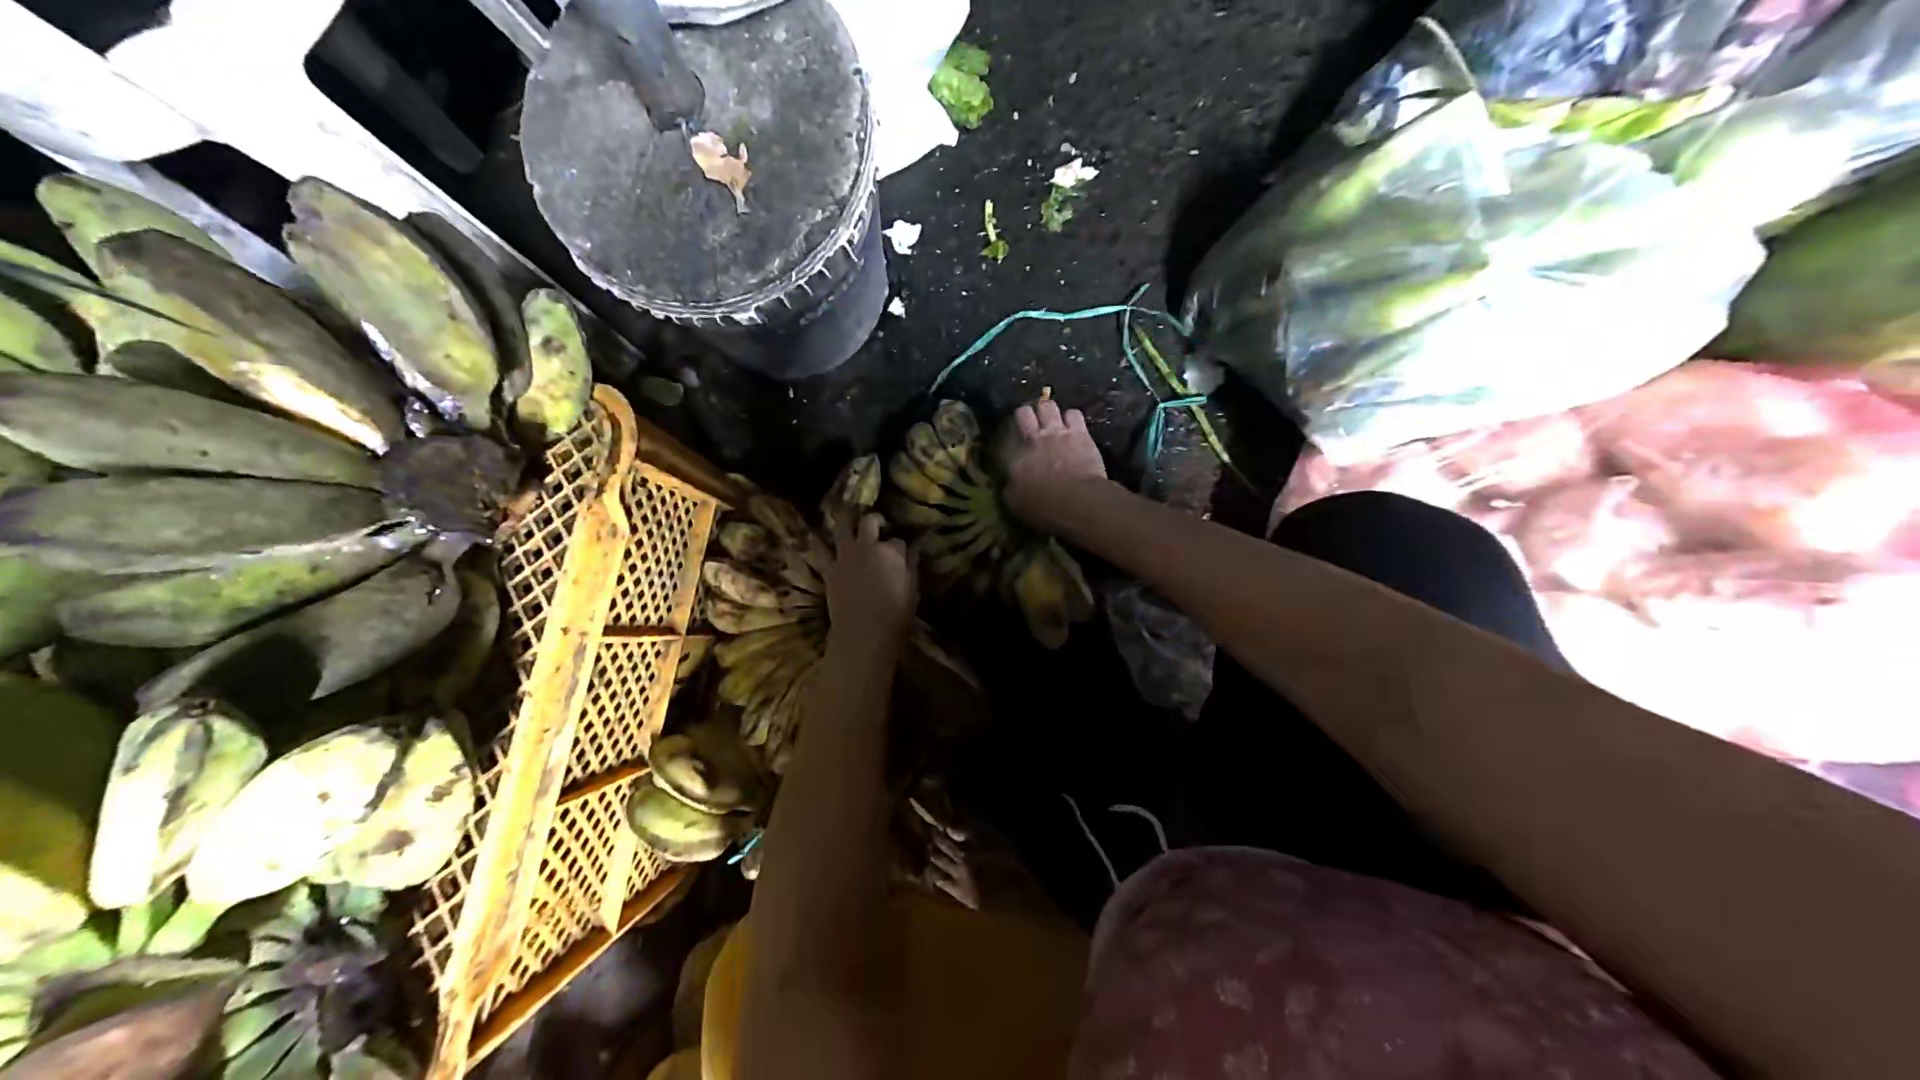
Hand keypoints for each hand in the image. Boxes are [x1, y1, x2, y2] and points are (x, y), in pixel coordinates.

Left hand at [824, 513, 916, 645]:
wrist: (864, 633)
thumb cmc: (896, 616)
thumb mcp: (913, 590)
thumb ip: (912, 567)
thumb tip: (914, 551)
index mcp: (892, 552)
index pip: (898, 540)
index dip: (899, 546)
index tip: (900, 553)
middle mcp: (868, 547)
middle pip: (869, 522)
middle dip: (874, 520)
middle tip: (876, 523)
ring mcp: (846, 555)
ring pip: (842, 527)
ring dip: (845, 521)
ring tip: (846, 519)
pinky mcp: (830, 568)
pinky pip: (820, 550)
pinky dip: (817, 542)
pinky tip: (813, 535)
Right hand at [1001, 397, 1109, 528]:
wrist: (1076, 500)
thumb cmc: (1044, 507)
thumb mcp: (1015, 503)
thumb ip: (1010, 489)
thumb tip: (1008, 484)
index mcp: (1017, 456)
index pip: (1008, 440)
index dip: (1013, 438)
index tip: (1017, 443)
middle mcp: (1035, 439)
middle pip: (1025, 412)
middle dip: (1028, 414)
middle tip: (1032, 421)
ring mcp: (1058, 432)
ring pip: (1048, 406)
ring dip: (1050, 411)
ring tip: (1053, 419)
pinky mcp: (1080, 433)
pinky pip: (1074, 414)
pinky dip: (1072, 418)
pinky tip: (1074, 426)